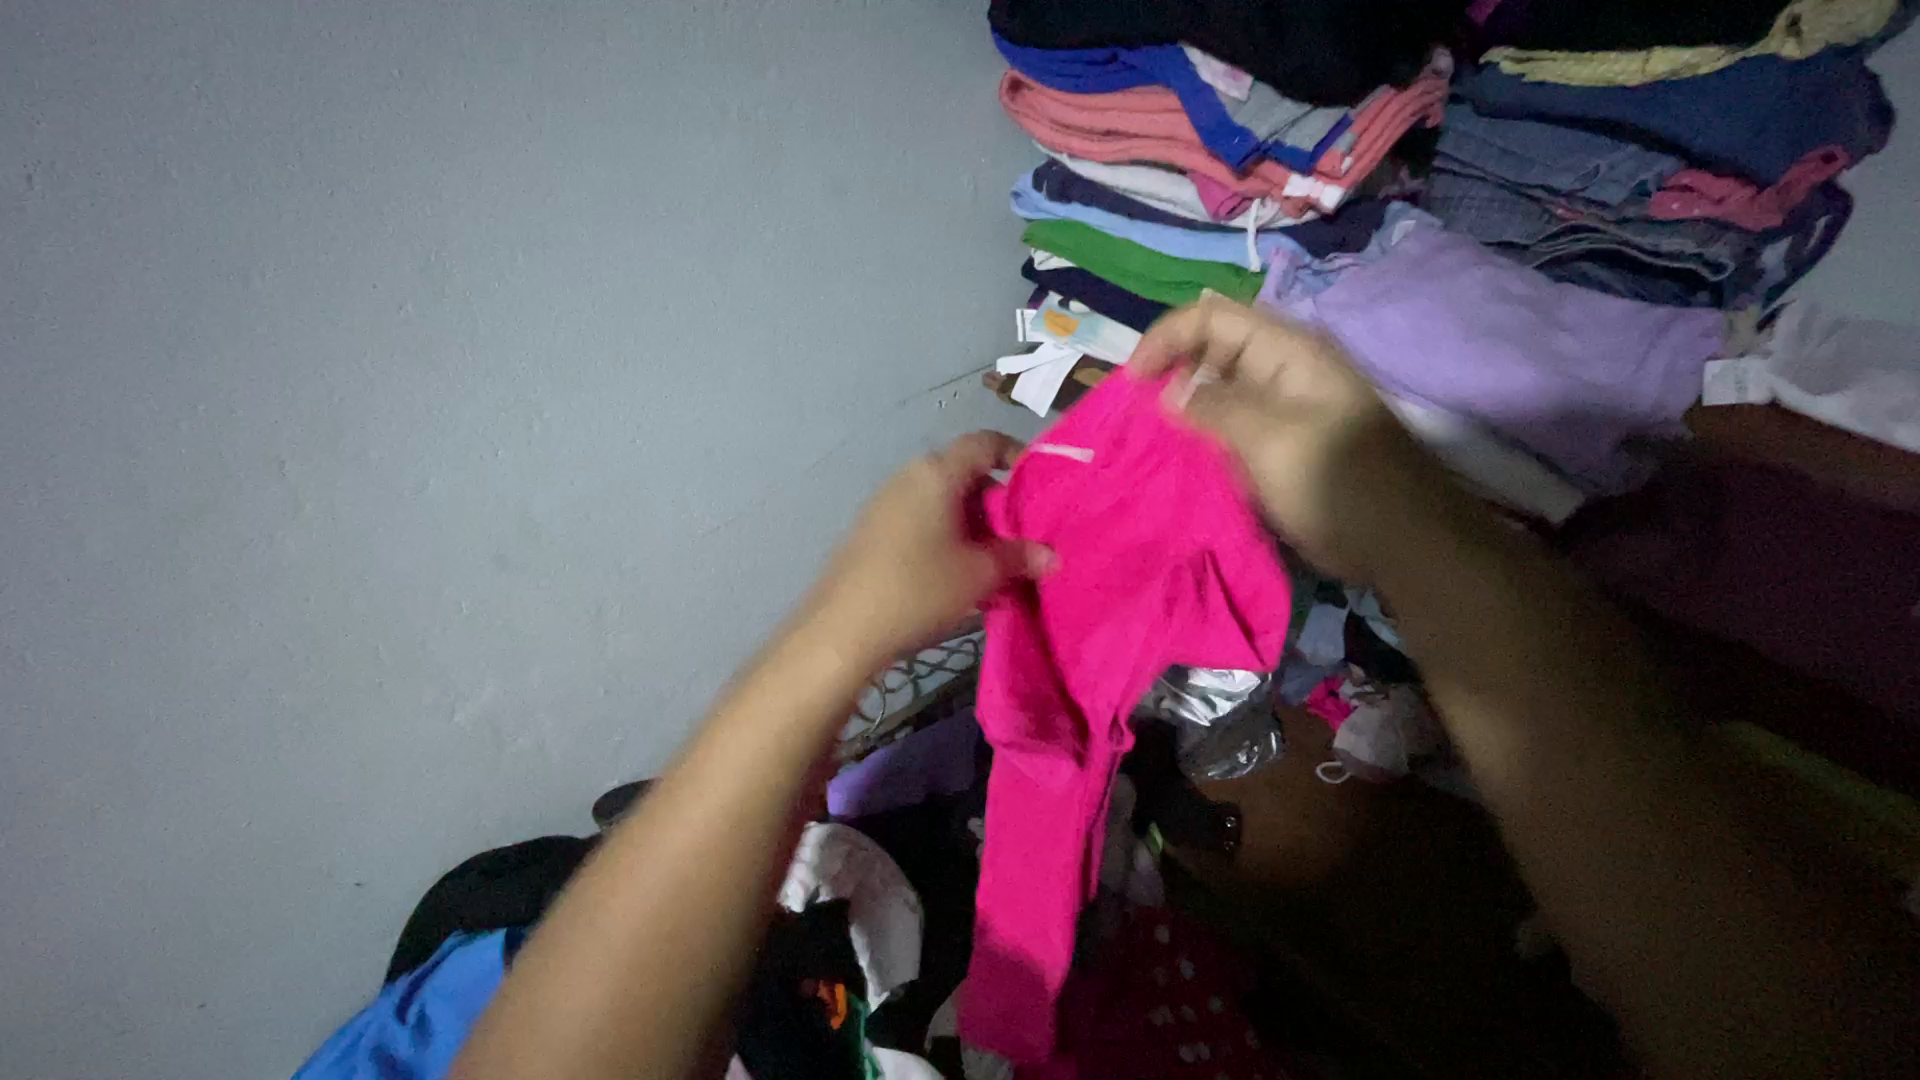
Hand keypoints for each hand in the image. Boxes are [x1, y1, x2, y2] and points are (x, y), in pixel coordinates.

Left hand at [805, 432, 1053, 664]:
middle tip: (1022, 539)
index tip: (1038, 486)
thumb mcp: (979, 574)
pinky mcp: (871, 534)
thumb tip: (1051, 557)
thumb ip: (1019, 558)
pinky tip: (958, 580)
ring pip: (942, 504)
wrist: (842, 630)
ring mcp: (884, 505)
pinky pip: (920, 524)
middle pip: (964, 476)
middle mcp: (908, 478)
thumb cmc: (919, 589)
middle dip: (998, 505)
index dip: (1016, 455)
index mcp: (936, 473)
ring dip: (973, 529)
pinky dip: (946, 541)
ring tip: (995, 566)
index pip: (984, 443)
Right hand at [1130, 296, 1458, 583]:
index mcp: (1288, 352)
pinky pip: (1230, 426)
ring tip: (1150, 435)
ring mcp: (1283, 409)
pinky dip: (1201, 435)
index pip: (1213, 318)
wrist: (1404, 543)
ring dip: (1182, 405)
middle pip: (1213, 349)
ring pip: (1219, 389)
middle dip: (1170, 370)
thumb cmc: (1339, 483)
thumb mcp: (1271, 439)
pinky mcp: (1280, 445)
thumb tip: (1169, 392)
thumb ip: (1214, 408)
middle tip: (1136, 412)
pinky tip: (1182, 457)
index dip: (1167, 339)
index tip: (1131, 383)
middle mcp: (1284, 370)